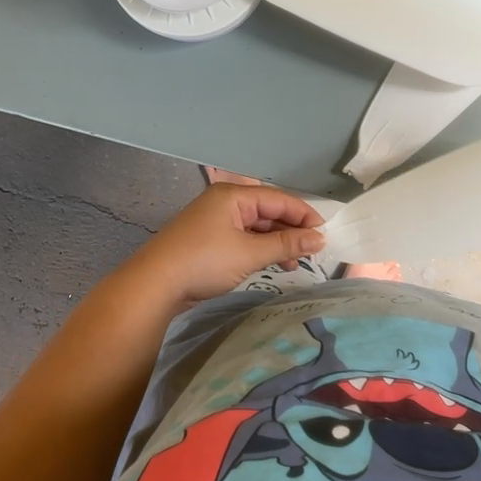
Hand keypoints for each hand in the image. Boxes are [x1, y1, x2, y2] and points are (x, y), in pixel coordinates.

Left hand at [122, 183, 325, 305]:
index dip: (304, 215)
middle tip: (314, 251)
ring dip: (277, 243)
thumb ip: (287, 244)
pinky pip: (243, 238)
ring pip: (256, 227)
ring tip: (296, 263)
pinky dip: (260, 249)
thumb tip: (319, 239)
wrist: (154, 284)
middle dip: (291, 230)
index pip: (279, 199)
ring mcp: (215, 221)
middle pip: (268, 211)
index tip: (325, 234)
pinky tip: (273, 264)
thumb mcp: (250, 253)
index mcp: (233, 195)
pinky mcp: (208, 241)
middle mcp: (224, 202)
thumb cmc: (204, 261)